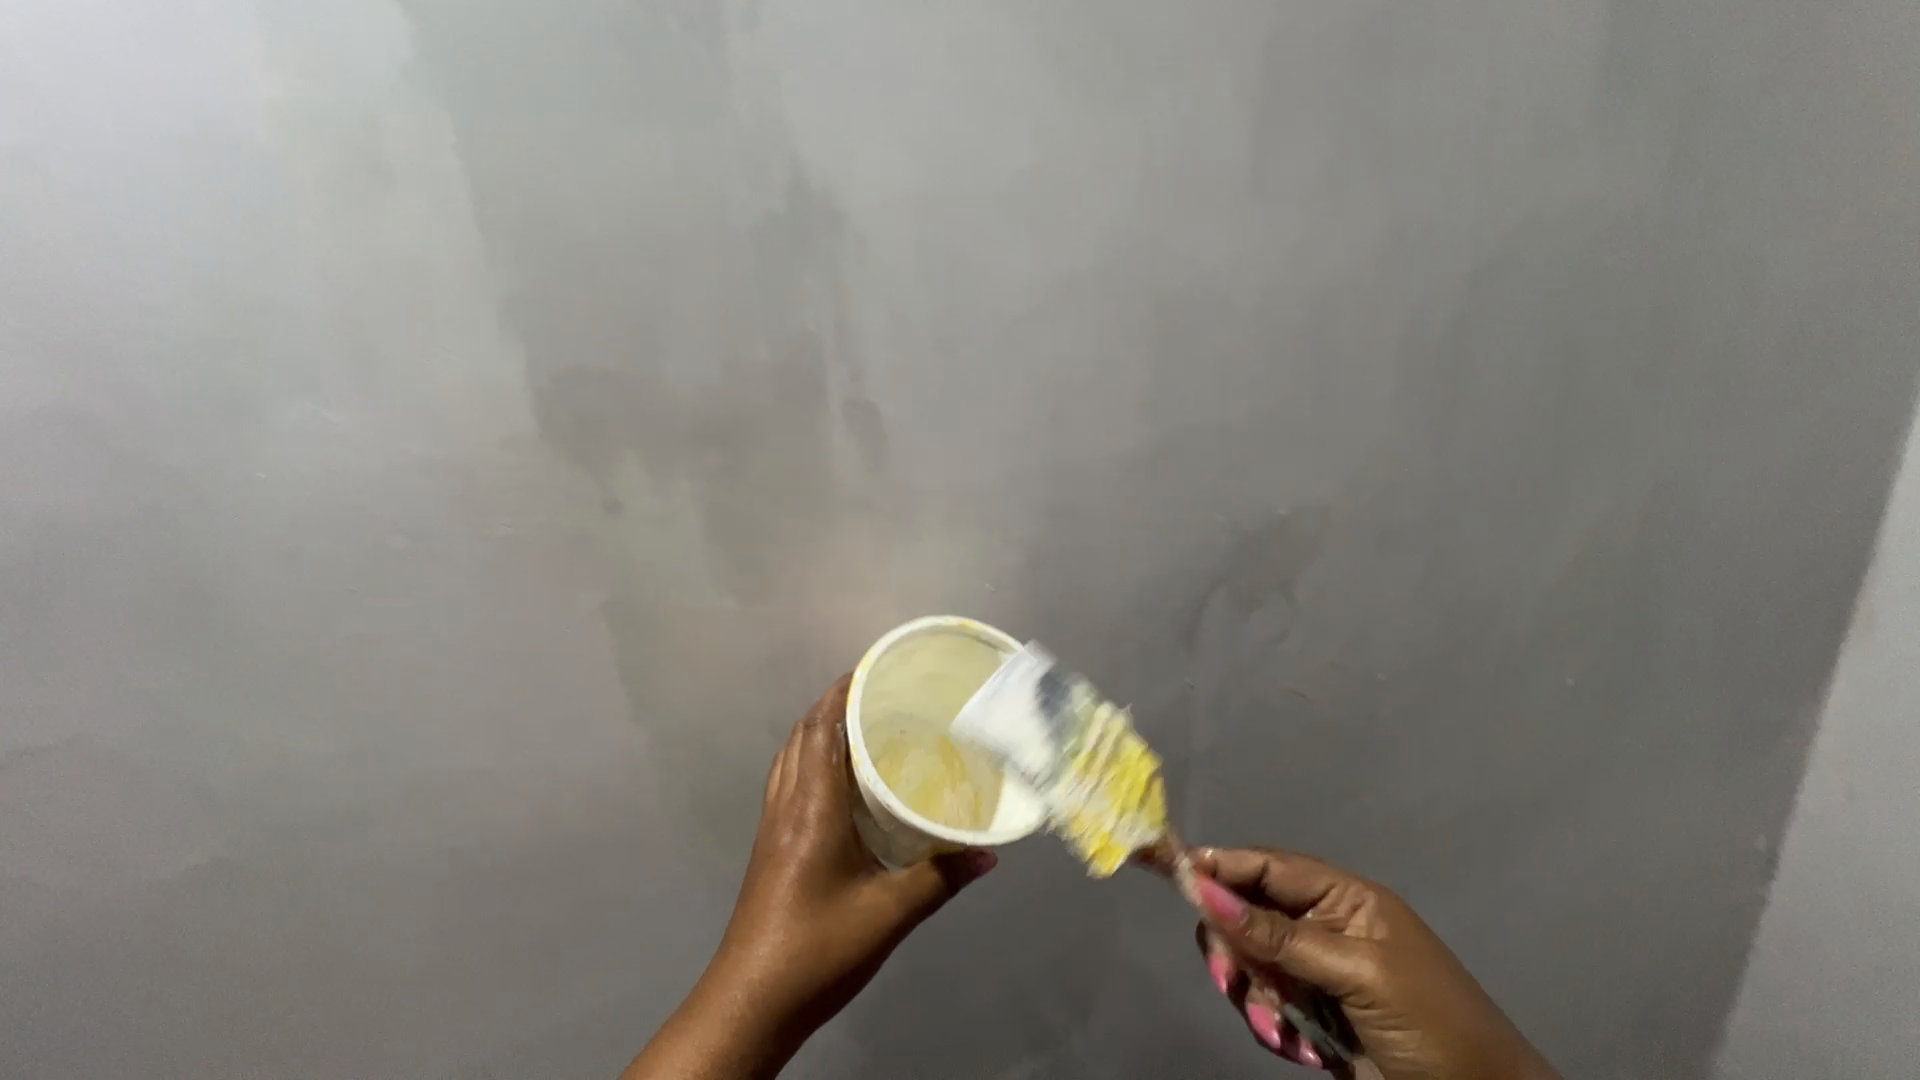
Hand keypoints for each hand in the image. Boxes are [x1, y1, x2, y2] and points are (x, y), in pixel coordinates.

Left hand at [708, 674, 997, 1031]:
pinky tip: (839, 779)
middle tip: (880, 695)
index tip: (876, 671)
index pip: (820, 729)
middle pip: (802, 734)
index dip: (842, 692)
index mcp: (812, 807)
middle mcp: (786, 805)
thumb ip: (941, 878)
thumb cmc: (819, 948)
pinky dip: (810, 759)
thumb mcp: (890, 914)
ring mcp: (772, 825)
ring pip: (791, 756)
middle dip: (834, 704)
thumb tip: (989, 854)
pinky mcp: (769, 845)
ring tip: (862, 724)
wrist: (752, 1001)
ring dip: (819, 729)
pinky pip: (788, 780)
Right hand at [1185, 847, 1558, 1079]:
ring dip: (1253, 995)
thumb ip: (1277, 935)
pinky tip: (1296, 1047)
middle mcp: (1324, 925)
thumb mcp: (1355, 973)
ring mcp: (1317, 971)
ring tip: (1279, 1030)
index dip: (1217, 865)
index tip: (1165, 864)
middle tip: (1231, 981)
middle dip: (1233, 948)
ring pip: (1250, 963)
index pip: (1266, 867)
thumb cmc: (1432, 1024)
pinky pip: (1265, 1003)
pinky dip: (1270, 1024)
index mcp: (1344, 898)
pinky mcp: (1313, 1012)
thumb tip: (1204, 889)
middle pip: (1246, 915)